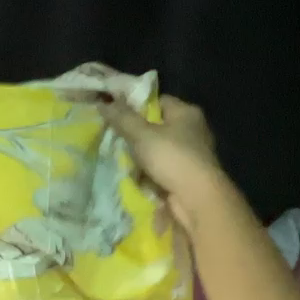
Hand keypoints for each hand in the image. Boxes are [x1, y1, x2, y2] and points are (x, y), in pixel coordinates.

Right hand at [94, 93, 227, 228]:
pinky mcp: (187, 176)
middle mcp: (192, 130)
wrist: (197, 198)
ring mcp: (191, 155)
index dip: (138, 106)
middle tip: (115, 139)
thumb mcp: (142, 135)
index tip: (118, 116)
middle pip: (158, 127)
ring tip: (121, 160)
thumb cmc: (172, 158)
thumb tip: (103, 103)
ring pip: (158, 150)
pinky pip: (162, 169)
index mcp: (187, 113)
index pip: (159, 101)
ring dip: (141, 157)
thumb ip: (123, 119)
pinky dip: (149, 173)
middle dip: (137, 135)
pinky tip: (135, 178)